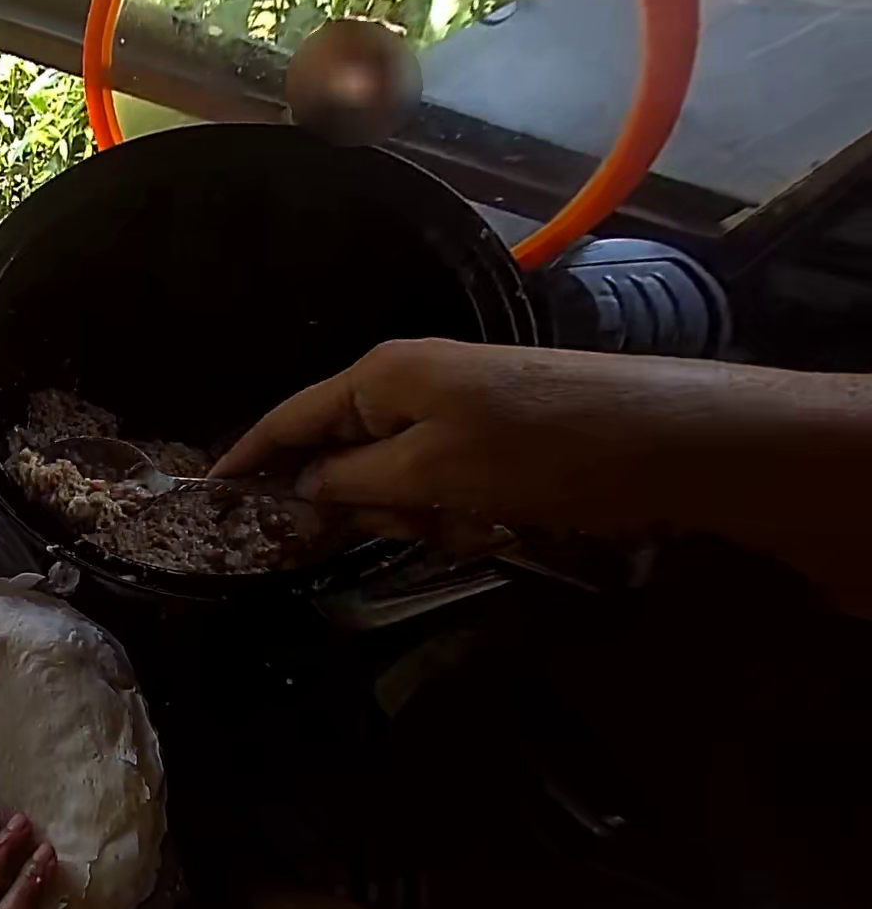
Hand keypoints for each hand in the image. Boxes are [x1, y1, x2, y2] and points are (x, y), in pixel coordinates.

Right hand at [211, 339, 871, 606]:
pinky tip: (483, 522)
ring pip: (379, 474)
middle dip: (352, 499)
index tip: (210, 490)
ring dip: (405, 511)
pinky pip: (424, 478)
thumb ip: (345, 481)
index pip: (286, 420)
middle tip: (388, 529)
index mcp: (377, 379)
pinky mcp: (476, 433)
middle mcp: (401, 387)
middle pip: (333, 453)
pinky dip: (441, 508)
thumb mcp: (427, 472)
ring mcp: (442, 409)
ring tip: (459, 526)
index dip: (244, 456)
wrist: (697, 442)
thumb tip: (299, 488)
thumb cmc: (543, 448)